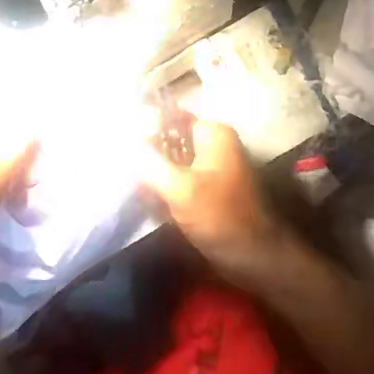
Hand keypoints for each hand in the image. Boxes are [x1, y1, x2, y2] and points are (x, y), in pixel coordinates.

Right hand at [140, 119, 302, 289]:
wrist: (252, 257)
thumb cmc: (219, 216)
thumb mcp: (179, 187)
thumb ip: (149, 160)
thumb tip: (124, 139)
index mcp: (213, 135)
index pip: (171, 117)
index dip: (145, 126)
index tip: (121, 140)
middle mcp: (213, 146)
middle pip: (169, 139)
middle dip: (146, 152)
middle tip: (123, 167)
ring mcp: (210, 169)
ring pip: (170, 162)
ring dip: (152, 173)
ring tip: (133, 185)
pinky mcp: (206, 191)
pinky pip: (177, 181)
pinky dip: (162, 188)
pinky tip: (147, 200)